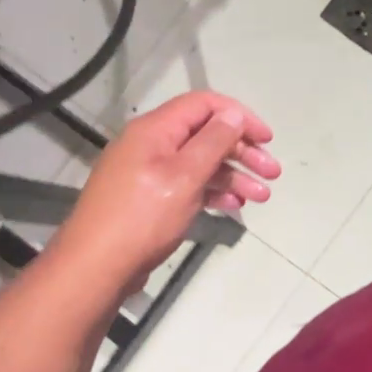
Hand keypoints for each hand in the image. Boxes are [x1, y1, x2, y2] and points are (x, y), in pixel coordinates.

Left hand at [46, 92, 279, 289]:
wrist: (98, 266)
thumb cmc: (143, 217)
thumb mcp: (184, 176)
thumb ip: (212, 142)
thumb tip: (233, 115)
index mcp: (155, 130)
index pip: (204, 105)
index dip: (239, 116)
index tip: (267, 139)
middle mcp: (152, 145)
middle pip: (206, 135)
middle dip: (243, 151)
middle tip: (273, 173)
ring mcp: (151, 172)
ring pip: (202, 163)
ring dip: (235, 175)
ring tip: (262, 197)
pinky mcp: (152, 198)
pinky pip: (190, 185)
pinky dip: (215, 191)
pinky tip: (234, 205)